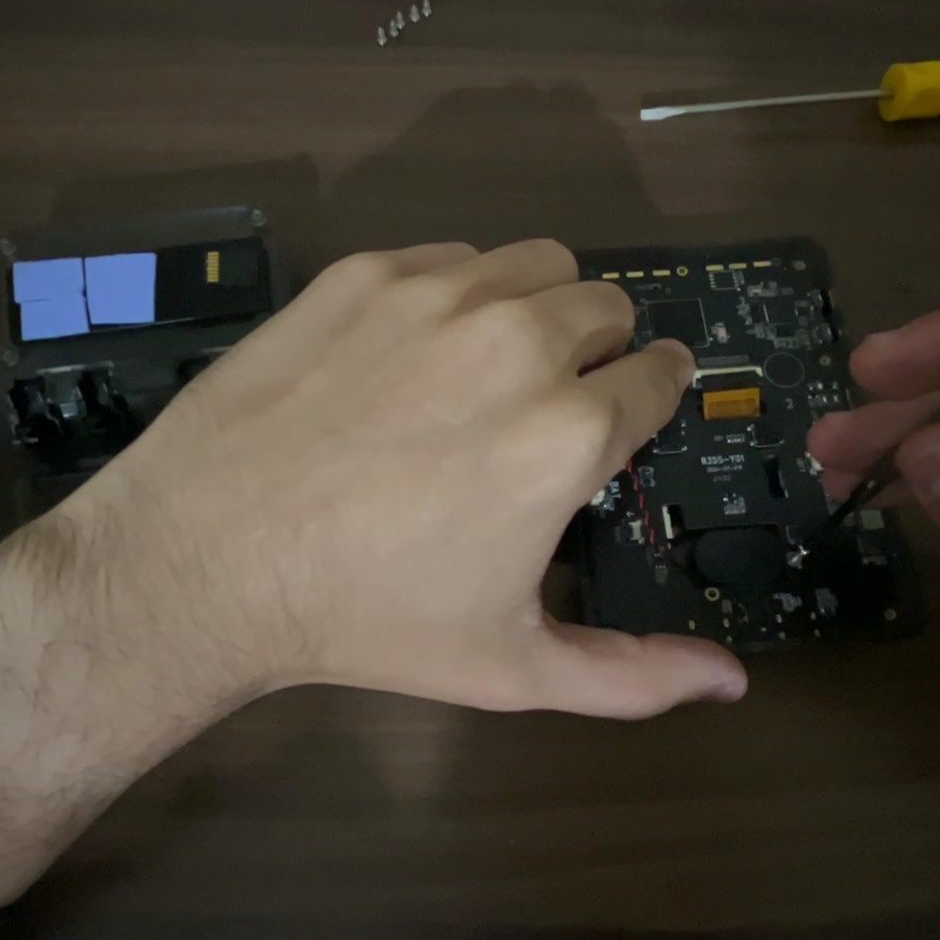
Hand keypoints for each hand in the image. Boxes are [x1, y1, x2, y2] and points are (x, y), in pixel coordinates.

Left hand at [46, 239, 744, 737]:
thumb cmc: (370, 620)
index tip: (636, 402)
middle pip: (609, 307)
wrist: (206, 562)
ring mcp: (437, 297)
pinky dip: (462, 291)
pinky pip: (456, 256)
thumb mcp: (513, 667)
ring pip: (541, 265)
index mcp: (568, 434)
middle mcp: (519, 345)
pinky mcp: (365, 274)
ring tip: (495, 366)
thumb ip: (633, 675)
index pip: (658, 376)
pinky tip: (417, 351)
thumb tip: (733, 682)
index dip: (653, 391)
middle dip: (600, 350)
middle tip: (551, 402)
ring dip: (542, 307)